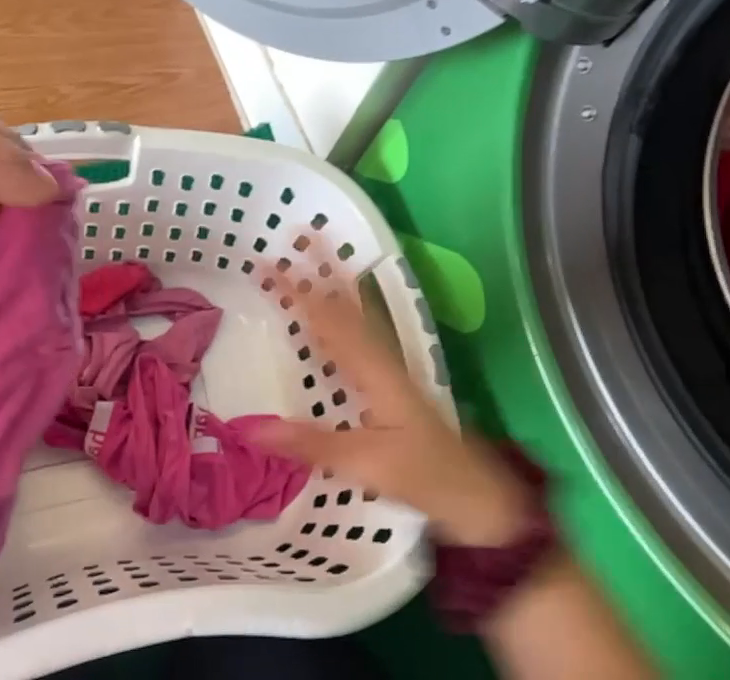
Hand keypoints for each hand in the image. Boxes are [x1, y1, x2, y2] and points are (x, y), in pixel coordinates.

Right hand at [253, 273, 534, 546]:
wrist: (480, 496)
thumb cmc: (426, 476)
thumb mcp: (365, 464)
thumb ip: (309, 444)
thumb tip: (250, 427)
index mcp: (375, 369)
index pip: (331, 318)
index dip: (300, 289)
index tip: (270, 263)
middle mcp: (383, 358)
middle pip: (347, 302)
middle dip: (323, 266)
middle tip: (298, 234)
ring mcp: (391, 368)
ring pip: (357, 312)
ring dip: (334, 281)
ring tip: (312, 256)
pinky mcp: (393, 383)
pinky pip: (361, 332)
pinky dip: (343, 311)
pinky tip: (332, 314)